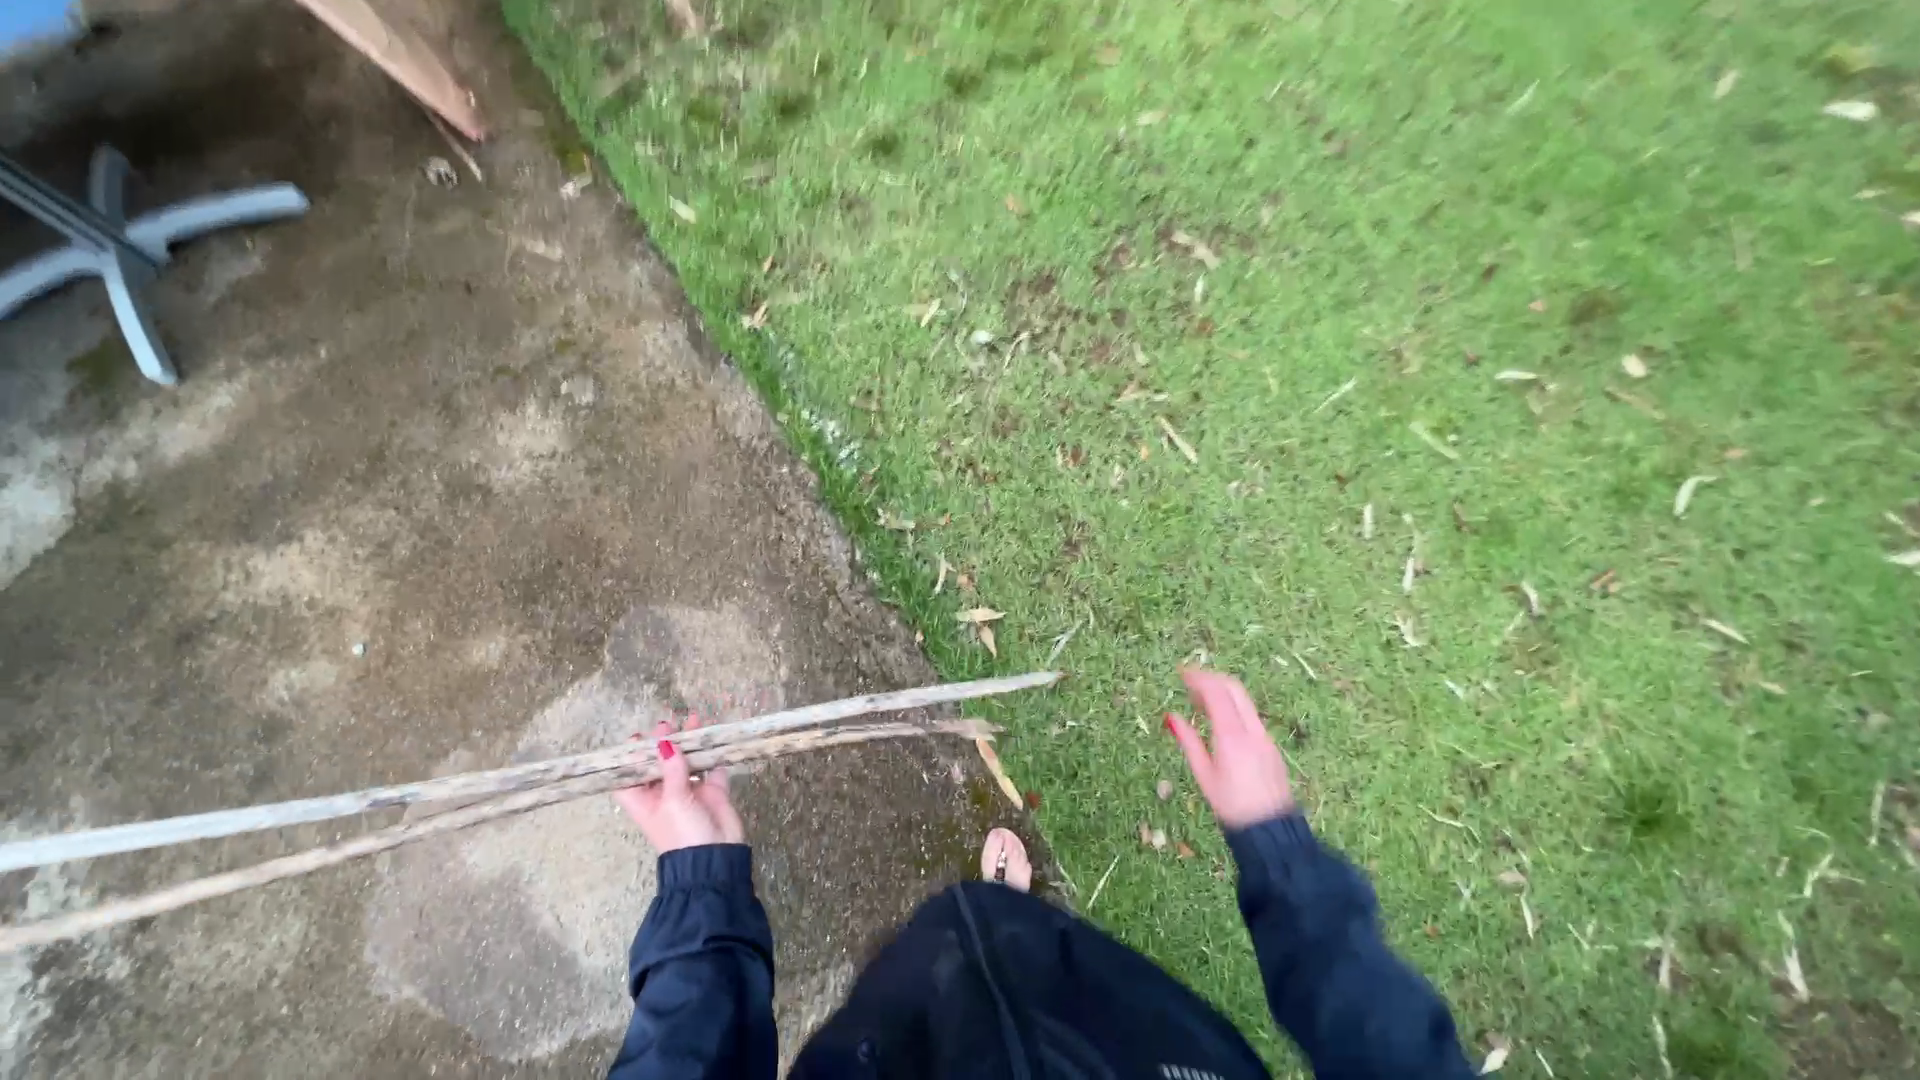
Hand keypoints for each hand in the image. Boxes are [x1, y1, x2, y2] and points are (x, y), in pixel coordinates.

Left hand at [614, 715, 745, 852]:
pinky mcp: (713, 791)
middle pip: (659, 765)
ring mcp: (690, 792)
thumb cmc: (682, 831)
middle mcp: (664, 794)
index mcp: (644, 801)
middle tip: (667, 724)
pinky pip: (711, 767)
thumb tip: (666, 742)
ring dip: (689, 743)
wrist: (715, 856)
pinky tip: (713, 736)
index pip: (629, 778)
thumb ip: (672, 769)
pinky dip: (712, 753)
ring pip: (686, 762)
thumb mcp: (672, 800)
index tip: (638, 737)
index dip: (630, 758)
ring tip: (693, 720)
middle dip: (662, 744)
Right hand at [1166, 669, 1295, 828]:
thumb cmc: (1230, 805)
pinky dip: (1232, 707)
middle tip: (1190, 681)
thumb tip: (1172, 717)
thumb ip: (1188, 741)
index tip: (1181, 673)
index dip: (1198, 678)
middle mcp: (1252, 730)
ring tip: (1199, 700)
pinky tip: (1218, 719)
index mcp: (1231, 736)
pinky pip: (1250, 715)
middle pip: (1234, 688)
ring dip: (1222, 692)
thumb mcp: (1203, 774)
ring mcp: (1264, 736)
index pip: (1216, 693)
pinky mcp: (1270, 745)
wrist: (1270, 828)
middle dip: (1211, 678)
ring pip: (1244, 700)